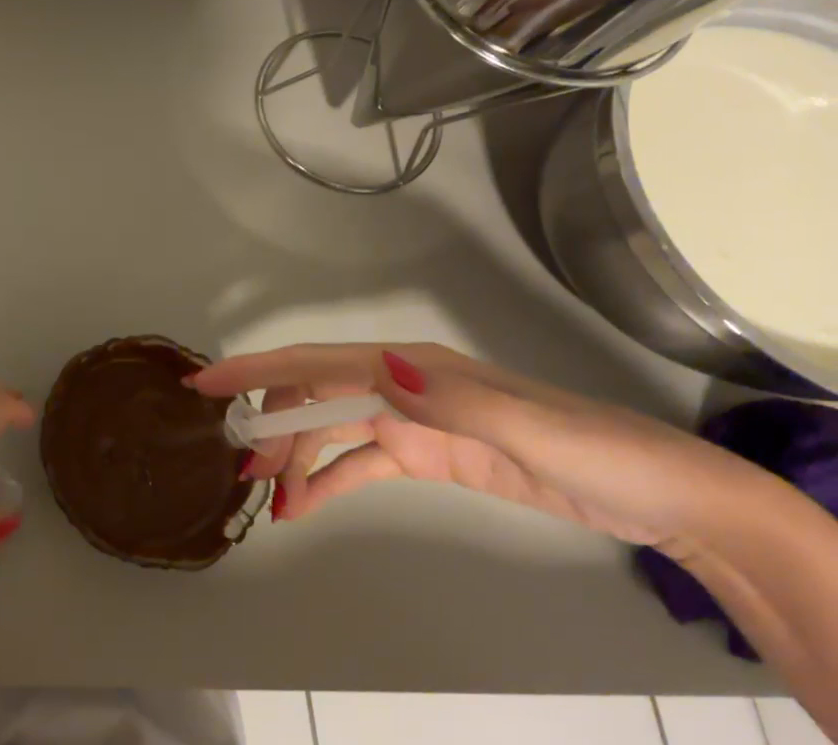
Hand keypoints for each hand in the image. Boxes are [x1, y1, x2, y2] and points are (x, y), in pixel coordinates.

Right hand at [188, 343, 755, 551]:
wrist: (664, 497)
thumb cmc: (594, 452)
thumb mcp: (527, 427)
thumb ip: (450, 399)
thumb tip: (375, 368)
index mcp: (413, 369)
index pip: (317, 363)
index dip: (256, 370)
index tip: (205, 383)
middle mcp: (401, 385)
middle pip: (312, 398)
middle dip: (271, 429)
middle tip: (243, 471)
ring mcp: (411, 420)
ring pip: (328, 432)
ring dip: (294, 460)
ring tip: (267, 500)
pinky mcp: (424, 454)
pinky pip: (357, 464)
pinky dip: (325, 482)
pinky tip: (301, 506)